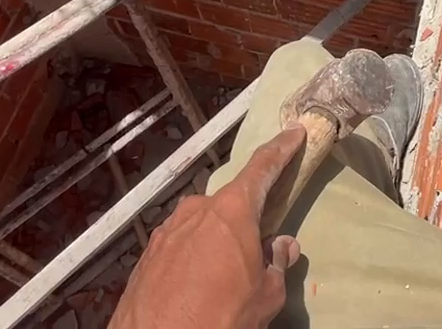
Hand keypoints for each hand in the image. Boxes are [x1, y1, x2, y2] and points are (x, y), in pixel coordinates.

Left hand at [109, 125, 306, 328]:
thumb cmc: (221, 318)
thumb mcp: (266, 297)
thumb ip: (277, 264)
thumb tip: (282, 245)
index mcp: (232, 209)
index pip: (263, 166)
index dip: (282, 148)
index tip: (294, 131)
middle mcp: (198, 208)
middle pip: (230, 204)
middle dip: (244, 222)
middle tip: (254, 250)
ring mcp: (168, 230)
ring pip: (202, 227)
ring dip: (215, 242)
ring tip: (220, 280)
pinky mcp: (146, 256)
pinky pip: (179, 247)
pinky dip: (191, 259)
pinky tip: (193, 288)